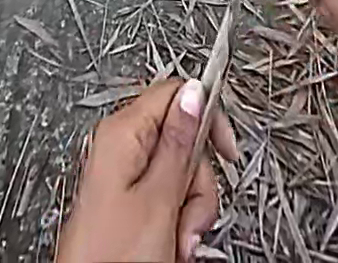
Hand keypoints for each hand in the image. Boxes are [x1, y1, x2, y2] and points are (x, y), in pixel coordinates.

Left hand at [57, 78, 238, 262]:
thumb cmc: (112, 260)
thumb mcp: (158, 198)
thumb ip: (179, 141)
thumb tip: (194, 91)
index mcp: (123, 131)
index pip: (176, 93)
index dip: (206, 115)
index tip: (224, 148)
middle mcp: (121, 147)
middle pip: (183, 139)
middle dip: (197, 180)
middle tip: (189, 213)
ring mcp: (125, 177)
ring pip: (181, 172)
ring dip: (190, 209)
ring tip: (178, 240)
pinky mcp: (129, 204)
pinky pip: (168, 198)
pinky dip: (177, 223)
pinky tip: (171, 246)